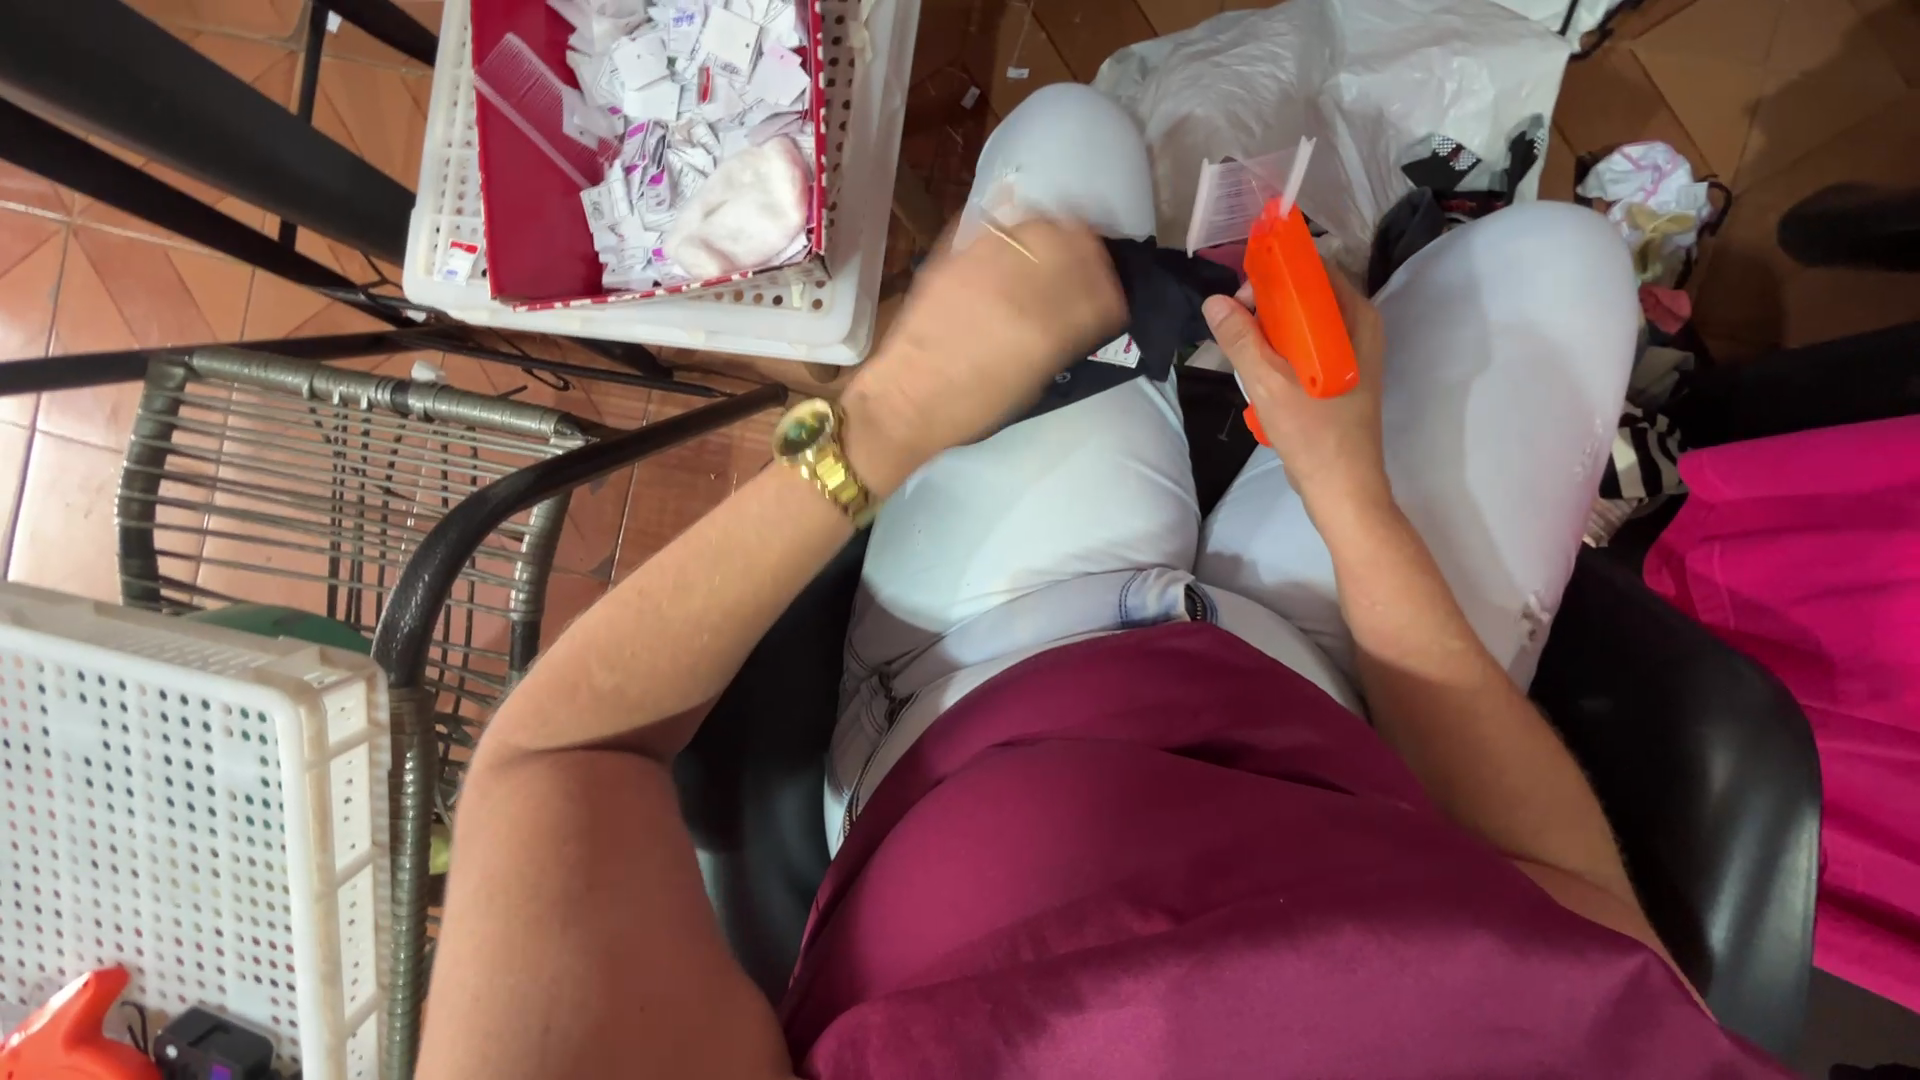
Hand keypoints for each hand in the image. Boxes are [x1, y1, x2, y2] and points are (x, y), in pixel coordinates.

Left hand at [841, 218, 1125, 493]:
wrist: (909, 398)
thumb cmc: (973, 404)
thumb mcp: (1032, 379)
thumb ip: (1061, 338)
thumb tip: (1082, 311)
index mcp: (1046, 328)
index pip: (1100, 288)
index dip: (1111, 288)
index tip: (1110, 293)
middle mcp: (1021, 287)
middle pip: (1076, 242)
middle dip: (1089, 251)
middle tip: (1087, 261)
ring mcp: (985, 264)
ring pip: (1040, 224)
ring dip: (1057, 231)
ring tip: (1056, 245)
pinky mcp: (956, 256)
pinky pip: (997, 222)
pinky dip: (1017, 223)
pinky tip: (1021, 234)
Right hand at [1202, 263, 1390, 516]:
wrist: (1341, 486)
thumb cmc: (1313, 433)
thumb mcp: (1269, 382)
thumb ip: (1241, 339)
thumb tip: (1215, 301)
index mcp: (1355, 319)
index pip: (1313, 271)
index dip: (1274, 275)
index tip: (1240, 297)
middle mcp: (1358, 328)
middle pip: (1305, 297)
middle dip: (1265, 308)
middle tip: (1235, 330)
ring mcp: (1349, 354)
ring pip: (1300, 325)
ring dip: (1267, 335)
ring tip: (1244, 357)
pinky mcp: (1337, 376)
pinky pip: (1303, 349)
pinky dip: (1279, 355)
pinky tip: (1259, 378)